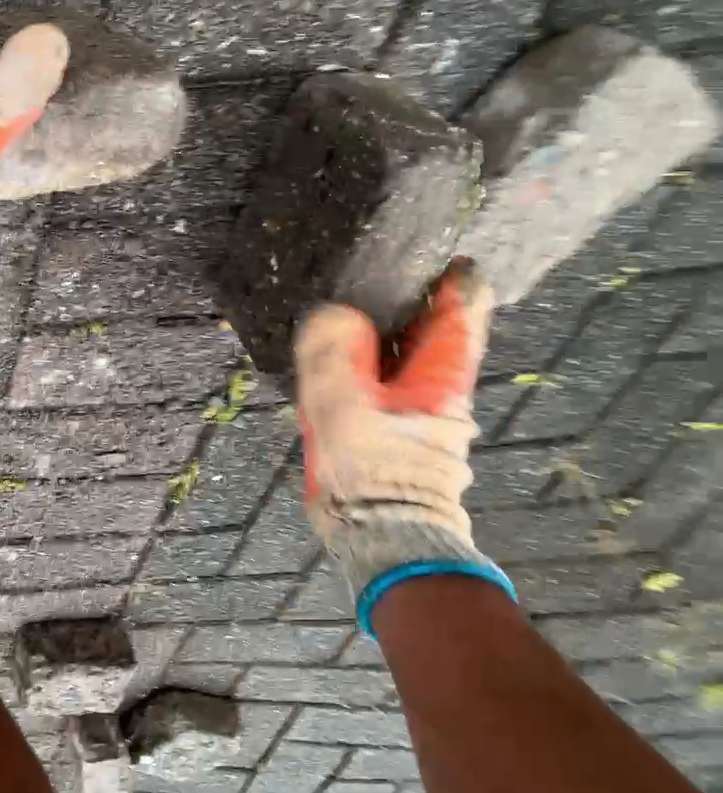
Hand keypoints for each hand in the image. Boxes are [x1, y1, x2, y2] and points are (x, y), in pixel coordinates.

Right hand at [293, 259, 514, 628]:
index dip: (458, 288)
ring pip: (410, 367)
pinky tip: (345, 369)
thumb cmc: (368, 466)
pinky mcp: (396, 438)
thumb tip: (337, 314)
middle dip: (421, 312)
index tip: (452, 261)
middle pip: (436, 342)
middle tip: (392, 282)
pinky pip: (388, 390)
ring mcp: (420, 420)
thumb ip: (334, 352)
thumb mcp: (340, 401)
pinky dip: (373, 372)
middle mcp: (439, 397)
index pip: (458, 322)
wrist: (377, 531)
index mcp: (439, 381)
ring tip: (358, 319)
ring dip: (391, 343)